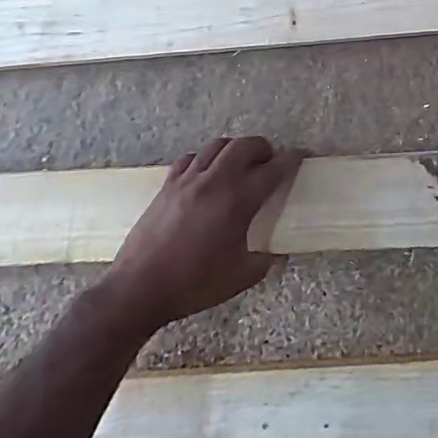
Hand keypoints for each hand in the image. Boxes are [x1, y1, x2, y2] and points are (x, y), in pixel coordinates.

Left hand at [91, 136, 305, 333]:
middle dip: (263, 147)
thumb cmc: (193, 285)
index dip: (292, 159)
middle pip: (245, 145)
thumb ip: (265, 261)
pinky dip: (205, 159)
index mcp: (239, 200)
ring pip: (217, 145)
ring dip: (235, 149)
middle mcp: (216, 182)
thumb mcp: (241, 277)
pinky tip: (206, 174)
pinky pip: (190, 159)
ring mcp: (188, 181)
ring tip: (239, 163)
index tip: (301, 155)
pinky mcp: (166, 187)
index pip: (275, 168)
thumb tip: (275, 255)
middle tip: (269, 160)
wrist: (136, 292)